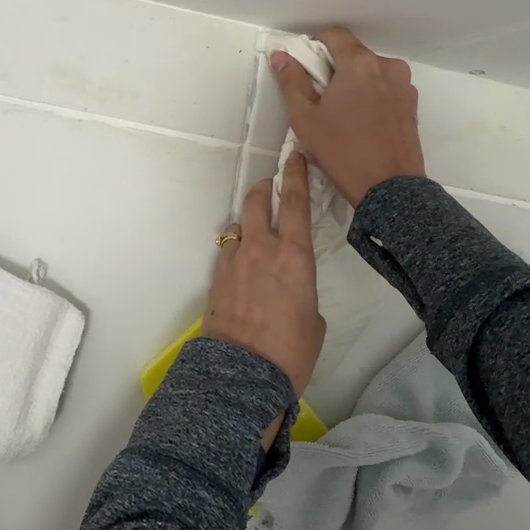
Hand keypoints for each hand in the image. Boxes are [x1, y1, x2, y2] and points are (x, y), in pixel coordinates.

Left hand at [205, 152, 325, 429]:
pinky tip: (243, 268)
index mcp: (294, 256)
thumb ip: (303, 294)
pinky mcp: (216, 276)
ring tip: (257, 237)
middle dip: (264, 189)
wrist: (244, 371)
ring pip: (239, 227)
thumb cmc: (291, 350)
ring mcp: (234, 260)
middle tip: (271, 187)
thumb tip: (291, 293)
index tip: (295, 157)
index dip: (295, 176)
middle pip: (257, 202)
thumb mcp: (313, 321)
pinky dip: (236, 250)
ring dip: (248, 224)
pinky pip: (228, 251)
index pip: (294, 203)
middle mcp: (261, 248)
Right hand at [271, 26, 424, 206]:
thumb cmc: (341, 149)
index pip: (336, 35)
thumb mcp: (304, 116)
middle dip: (334, 69)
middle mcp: (387, 67)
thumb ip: (291, 81)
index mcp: (360, 64)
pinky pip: (385, 90)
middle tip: (318, 98)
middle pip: (354, 55)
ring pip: (371, 73)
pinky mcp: (411, 106)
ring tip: (340, 114)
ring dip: (354, 83)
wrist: (388, 188)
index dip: (315, 45)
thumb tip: (282, 57)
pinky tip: (359, 124)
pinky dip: (370, 97)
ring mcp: (404, 87)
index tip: (304, 68)